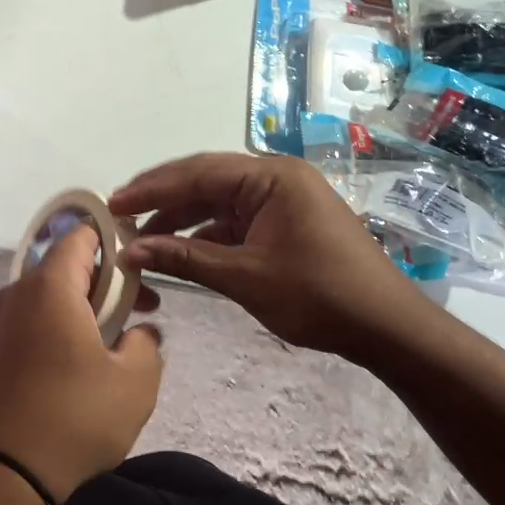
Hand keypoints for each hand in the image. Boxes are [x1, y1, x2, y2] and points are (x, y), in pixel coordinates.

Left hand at [0, 224, 162, 501]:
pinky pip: (23, 321)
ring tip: (107, 341)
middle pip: (61, 268)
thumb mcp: (135, 384)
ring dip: (75, 306)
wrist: (4, 466)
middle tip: (138, 310)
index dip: (110, 239)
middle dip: (102, 282)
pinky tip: (69, 361)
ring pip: (41, 297)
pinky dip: (49, 326)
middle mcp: (15, 293)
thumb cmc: (75, 417)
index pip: (78, 237)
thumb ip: (147, 344)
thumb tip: (142, 330)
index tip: (137, 257)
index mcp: (50, 287)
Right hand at [111, 153, 446, 363]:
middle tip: (119, 213)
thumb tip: (130, 252)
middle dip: (161, 198)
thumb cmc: (319, 296)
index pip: (196, 173)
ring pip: (216, 200)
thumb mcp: (244, 277)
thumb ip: (184, 257)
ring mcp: (281, 199)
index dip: (151, 189)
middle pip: (204, 180)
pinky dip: (203, 232)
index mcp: (270, 177)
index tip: (113, 203)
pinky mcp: (284, 223)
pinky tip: (177, 248)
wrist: (390, 330)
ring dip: (179, 218)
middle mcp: (275, 178)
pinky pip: (233, 218)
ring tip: (140, 235)